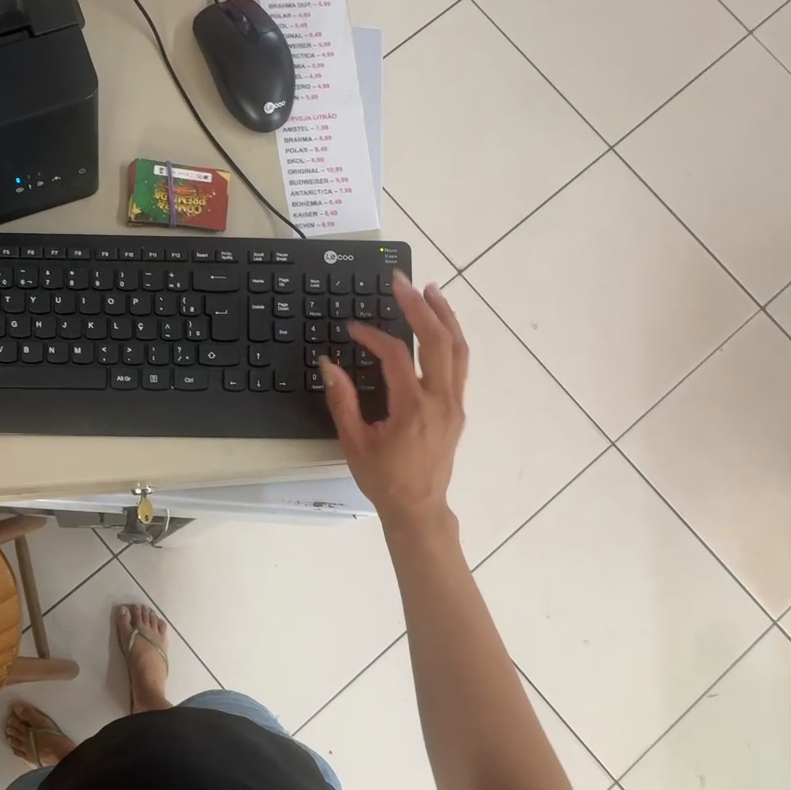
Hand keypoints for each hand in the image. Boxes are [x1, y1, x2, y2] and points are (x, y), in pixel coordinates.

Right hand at [321, 273, 469, 527]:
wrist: (418, 507)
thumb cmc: (383, 479)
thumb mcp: (355, 442)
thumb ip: (343, 401)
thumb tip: (329, 365)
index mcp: (413, 410)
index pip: (396, 357)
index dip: (373, 336)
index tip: (353, 328)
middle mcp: (441, 401)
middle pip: (437, 340)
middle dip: (419, 307)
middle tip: (400, 282)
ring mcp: (455, 403)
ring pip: (458, 347)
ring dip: (444, 315)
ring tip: (429, 290)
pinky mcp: (458, 407)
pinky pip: (460, 363)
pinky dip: (451, 337)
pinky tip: (441, 324)